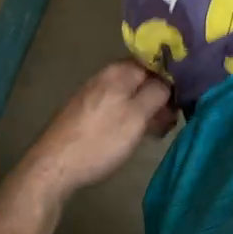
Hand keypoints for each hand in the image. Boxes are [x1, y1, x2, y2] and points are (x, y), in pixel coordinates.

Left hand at [13, 61, 175, 205]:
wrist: (50, 170)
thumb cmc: (100, 140)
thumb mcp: (137, 116)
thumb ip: (158, 92)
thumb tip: (169, 82)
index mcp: (120, 69)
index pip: (157, 63)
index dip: (173, 80)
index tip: (182, 102)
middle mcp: (106, 75)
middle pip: (143, 80)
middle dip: (159, 98)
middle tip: (170, 123)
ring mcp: (93, 94)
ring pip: (130, 95)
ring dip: (145, 111)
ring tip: (155, 133)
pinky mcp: (84, 113)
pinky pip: (116, 108)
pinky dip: (128, 118)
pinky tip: (131, 136)